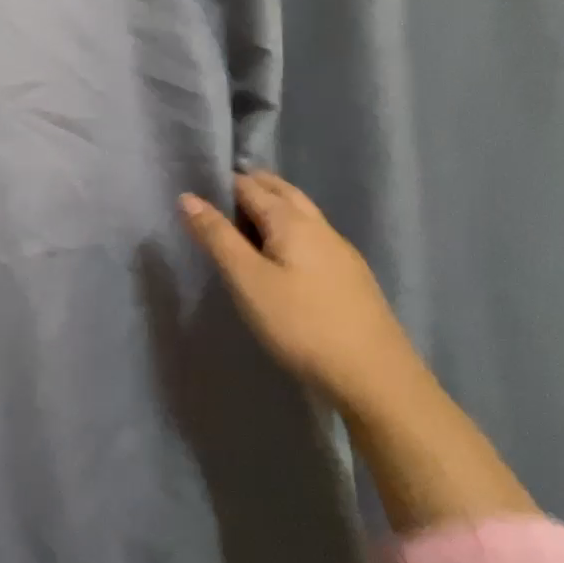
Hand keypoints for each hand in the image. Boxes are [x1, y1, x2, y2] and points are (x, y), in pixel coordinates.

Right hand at [178, 172, 423, 410]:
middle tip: (216, 192)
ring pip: (301, 215)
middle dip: (252, 186)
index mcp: (293, 222)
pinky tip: (278, 253)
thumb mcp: (246, 279)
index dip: (222, 182)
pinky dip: (287, 230)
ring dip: (272, 207)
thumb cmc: (301, 323)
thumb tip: (188, 196)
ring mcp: (341, 254)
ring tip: (240, 219)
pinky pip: (311, 237)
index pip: (251, 187)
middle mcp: (321, 229)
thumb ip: (216, 236)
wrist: (376, 380)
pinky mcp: (350, 279)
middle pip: (283, 193)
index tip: (194, 185)